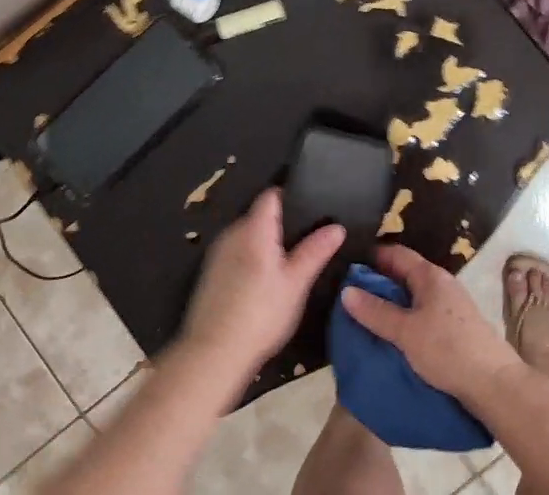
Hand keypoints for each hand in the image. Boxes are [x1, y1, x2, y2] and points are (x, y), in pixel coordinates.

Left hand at [179, 189, 344, 374]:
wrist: (214, 353)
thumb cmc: (261, 314)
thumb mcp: (296, 284)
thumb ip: (315, 251)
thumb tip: (337, 227)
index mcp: (253, 228)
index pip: (271, 195)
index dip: (291, 196)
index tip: (313, 206)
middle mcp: (231, 233)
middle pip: (259, 215)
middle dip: (282, 223)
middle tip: (310, 239)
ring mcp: (217, 253)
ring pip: (247, 236)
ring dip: (266, 243)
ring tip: (291, 260)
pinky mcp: (211, 274)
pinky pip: (236, 254)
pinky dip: (252, 258)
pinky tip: (265, 281)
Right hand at [340, 244, 521, 399]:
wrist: (494, 384)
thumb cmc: (448, 349)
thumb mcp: (406, 331)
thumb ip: (376, 312)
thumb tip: (346, 291)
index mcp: (430, 276)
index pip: (396, 253)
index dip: (371, 256)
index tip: (347, 265)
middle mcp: (442, 284)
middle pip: (404, 274)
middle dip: (378, 282)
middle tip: (349, 293)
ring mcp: (450, 305)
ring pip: (413, 296)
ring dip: (391, 302)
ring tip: (364, 314)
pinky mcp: (454, 327)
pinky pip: (422, 313)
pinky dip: (405, 317)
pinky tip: (391, 333)